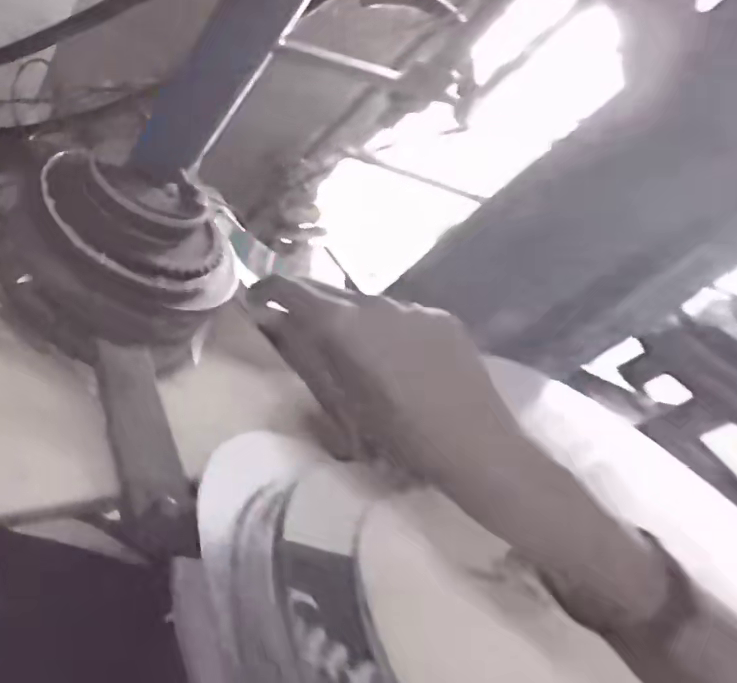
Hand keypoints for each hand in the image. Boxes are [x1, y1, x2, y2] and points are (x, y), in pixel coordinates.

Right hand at [249, 275, 523, 499]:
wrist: (481, 450)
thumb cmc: (397, 431)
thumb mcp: (335, 393)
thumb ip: (298, 347)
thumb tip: (268, 318)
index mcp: (339, 320)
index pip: (286, 287)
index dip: (264, 290)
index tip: (255, 302)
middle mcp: (371, 301)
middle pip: (322, 288)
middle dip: (303, 301)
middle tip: (294, 323)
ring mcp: (410, 307)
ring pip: (362, 301)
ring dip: (347, 315)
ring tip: (353, 348)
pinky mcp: (441, 317)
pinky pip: (399, 314)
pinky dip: (386, 327)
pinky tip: (399, 358)